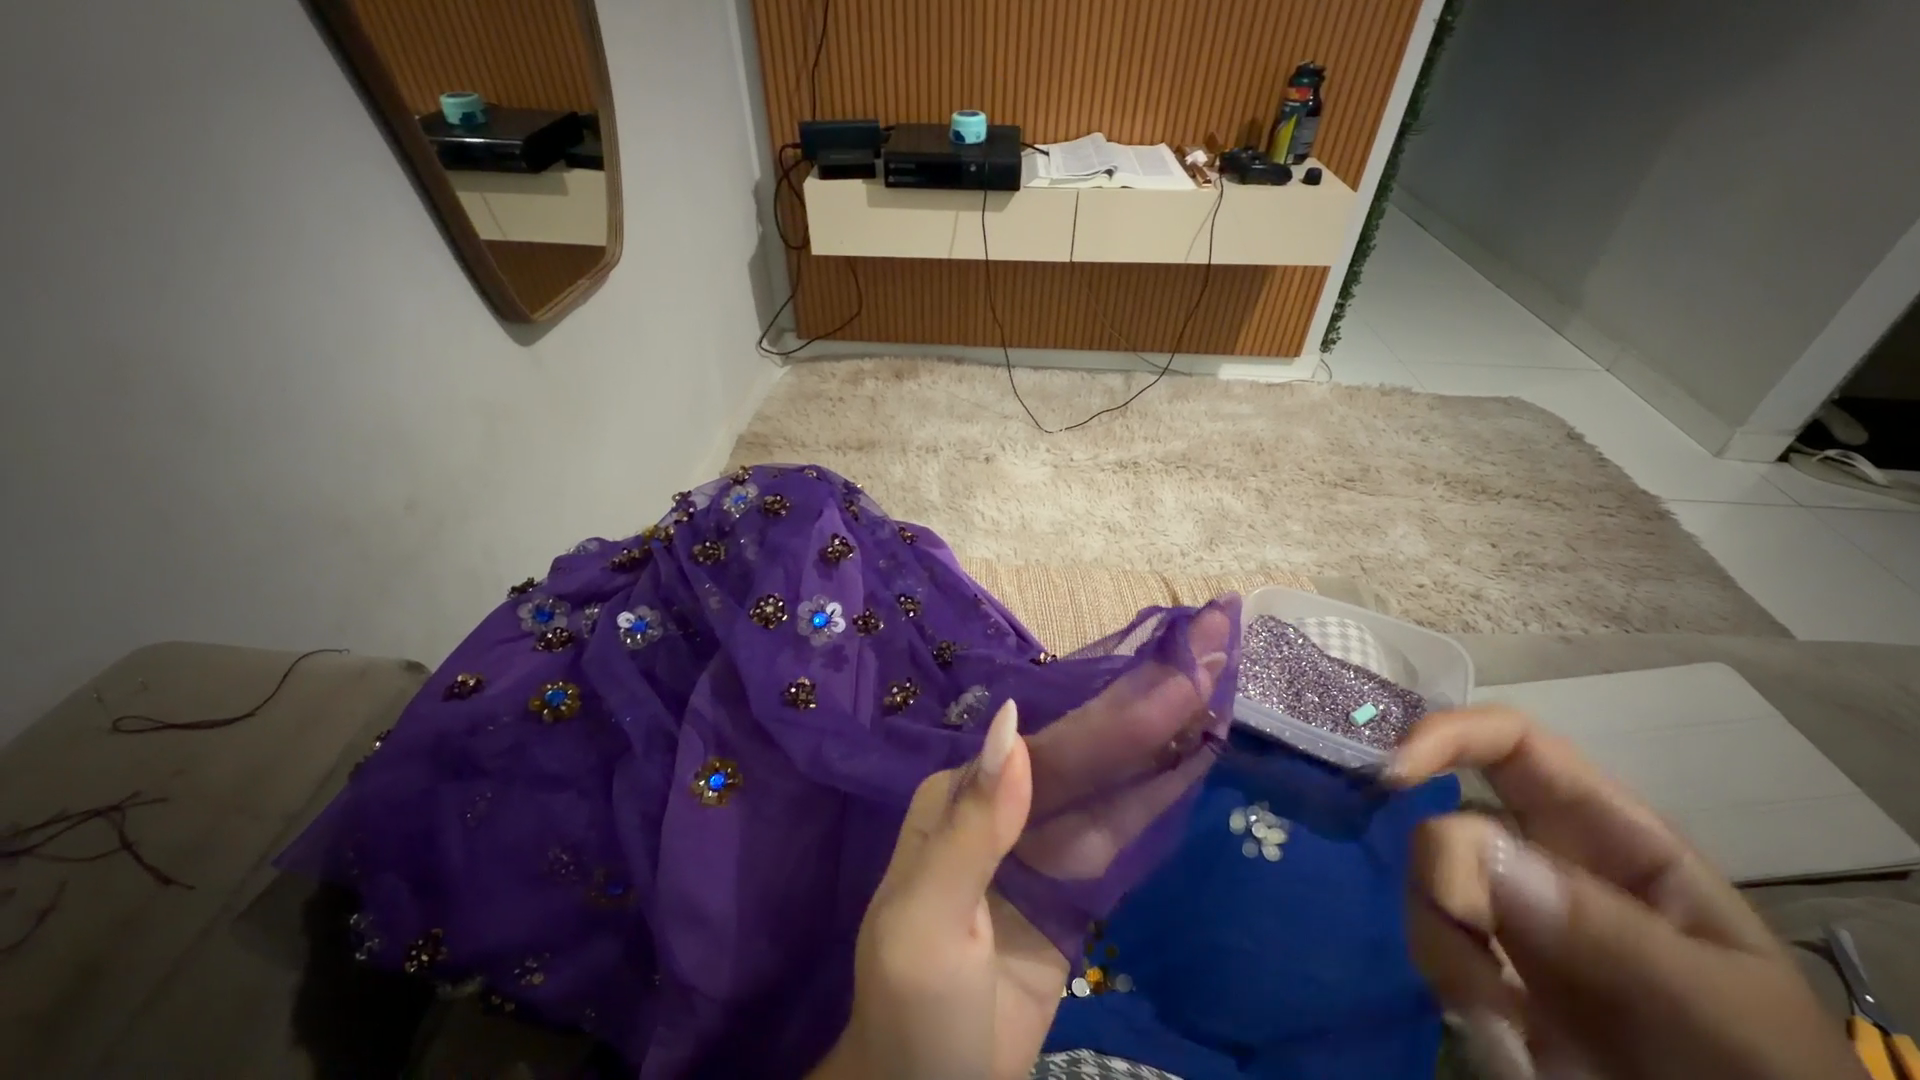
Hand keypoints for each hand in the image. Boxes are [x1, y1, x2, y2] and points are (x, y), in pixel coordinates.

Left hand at [814, 609, 1230, 1079]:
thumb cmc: (914, 1007)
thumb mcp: (927, 920)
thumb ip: (973, 827)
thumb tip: (1013, 724)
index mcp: (959, 800)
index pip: (1046, 744)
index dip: (1112, 706)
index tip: (1172, 658)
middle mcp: (1004, 808)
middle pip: (1086, 753)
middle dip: (1147, 703)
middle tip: (1214, 648)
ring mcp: (1043, 849)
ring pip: (1110, 786)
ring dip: (1162, 740)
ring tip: (1218, 689)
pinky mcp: (1073, 890)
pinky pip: (1119, 835)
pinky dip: (1156, 797)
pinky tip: (1194, 758)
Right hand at [1389, 706, 1864, 1079]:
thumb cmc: (1762, 1069)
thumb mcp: (1713, 1000)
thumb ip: (1603, 927)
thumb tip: (1468, 845)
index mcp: (1614, 840)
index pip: (1516, 747)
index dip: (1449, 735)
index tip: (1393, 775)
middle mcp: (1546, 865)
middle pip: (1450, 823)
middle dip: (1443, 877)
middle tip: (1476, 955)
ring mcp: (1511, 920)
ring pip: (1428, 888)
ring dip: (1447, 951)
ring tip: (1506, 1031)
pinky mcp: (1486, 973)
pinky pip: (1432, 947)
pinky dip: (1452, 989)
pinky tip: (1506, 1044)